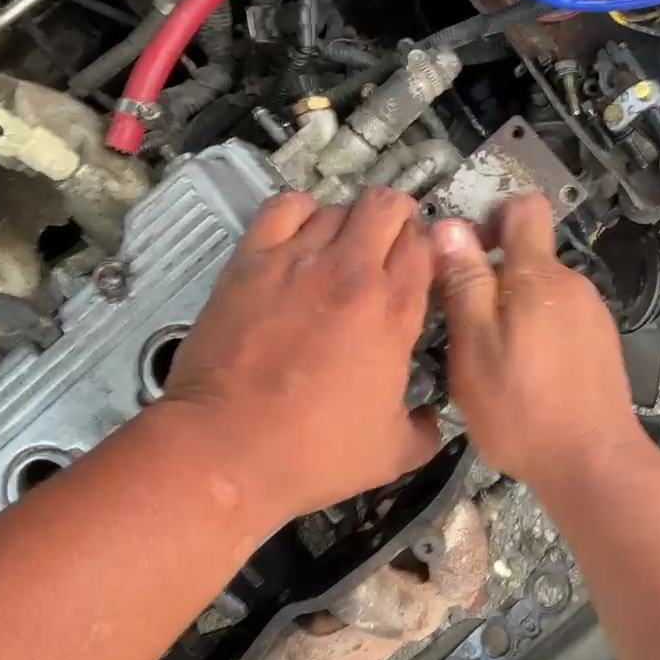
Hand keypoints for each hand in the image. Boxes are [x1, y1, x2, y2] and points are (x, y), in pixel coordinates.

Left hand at [150, 187, 439, 525]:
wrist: (227, 451)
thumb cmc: (314, 453)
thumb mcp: (393, 453)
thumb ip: (426, 429)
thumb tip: (433, 418)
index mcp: (394, 311)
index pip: (424, 243)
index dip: (427, 245)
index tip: (419, 264)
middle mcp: (352, 272)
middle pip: (387, 205)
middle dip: (396, 217)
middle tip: (387, 244)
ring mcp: (298, 260)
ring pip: (337, 206)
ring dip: (347, 222)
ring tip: (339, 249)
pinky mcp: (251, 260)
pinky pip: (285, 208)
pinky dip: (300, 213)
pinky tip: (300, 237)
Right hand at [432, 193, 643, 487]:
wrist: (594, 464)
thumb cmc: (523, 408)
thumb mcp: (475, 348)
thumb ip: (464, 284)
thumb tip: (449, 226)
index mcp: (539, 276)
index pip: (525, 209)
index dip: (493, 217)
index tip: (467, 255)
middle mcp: (573, 284)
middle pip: (529, 256)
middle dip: (494, 278)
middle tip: (466, 327)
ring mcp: (592, 315)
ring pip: (543, 293)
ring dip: (515, 311)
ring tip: (495, 362)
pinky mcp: (601, 344)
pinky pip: (560, 320)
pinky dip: (538, 335)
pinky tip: (527, 378)